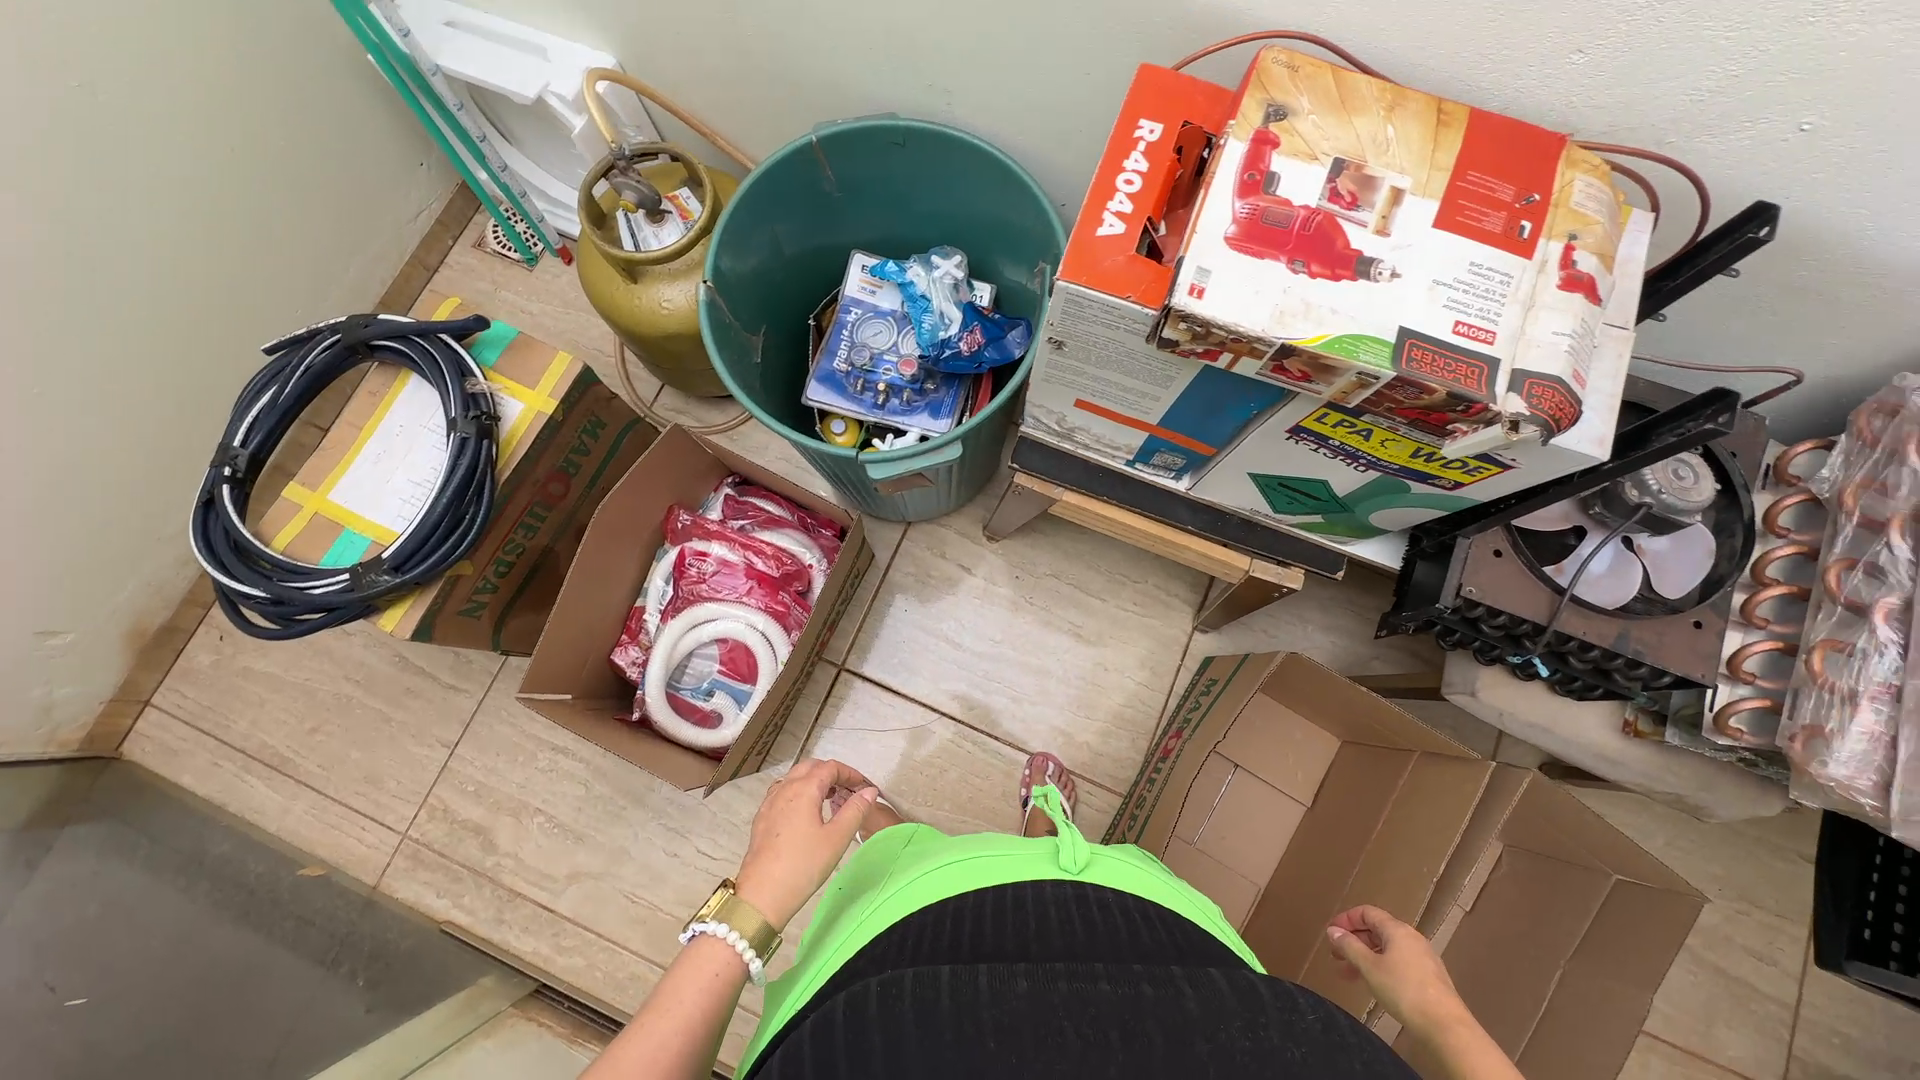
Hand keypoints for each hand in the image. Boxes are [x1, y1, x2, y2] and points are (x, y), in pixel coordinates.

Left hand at [733, 759, 877, 929]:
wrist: (762, 895)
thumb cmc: (803, 865)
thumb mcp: (837, 838)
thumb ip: (855, 810)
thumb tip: (869, 791)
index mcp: (803, 789)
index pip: (829, 767)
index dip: (850, 773)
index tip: (864, 787)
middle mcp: (784, 789)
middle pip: (810, 767)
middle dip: (831, 773)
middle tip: (848, 790)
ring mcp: (769, 803)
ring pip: (793, 778)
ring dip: (813, 781)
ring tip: (829, 800)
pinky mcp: (761, 818)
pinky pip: (782, 793)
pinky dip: (798, 793)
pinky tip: (805, 814)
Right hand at [1326, 905, 1467, 1035]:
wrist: (1445, 1025)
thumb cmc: (1403, 990)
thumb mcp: (1369, 967)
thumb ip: (1349, 946)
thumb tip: (1333, 930)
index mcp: (1397, 930)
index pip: (1367, 912)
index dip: (1346, 919)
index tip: (1331, 934)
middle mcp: (1411, 938)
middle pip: (1377, 930)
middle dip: (1354, 941)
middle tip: (1336, 956)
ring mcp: (1423, 958)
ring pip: (1387, 949)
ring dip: (1365, 957)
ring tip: (1348, 974)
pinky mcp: (1429, 977)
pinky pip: (1398, 963)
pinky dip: (1380, 967)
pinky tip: (1373, 984)